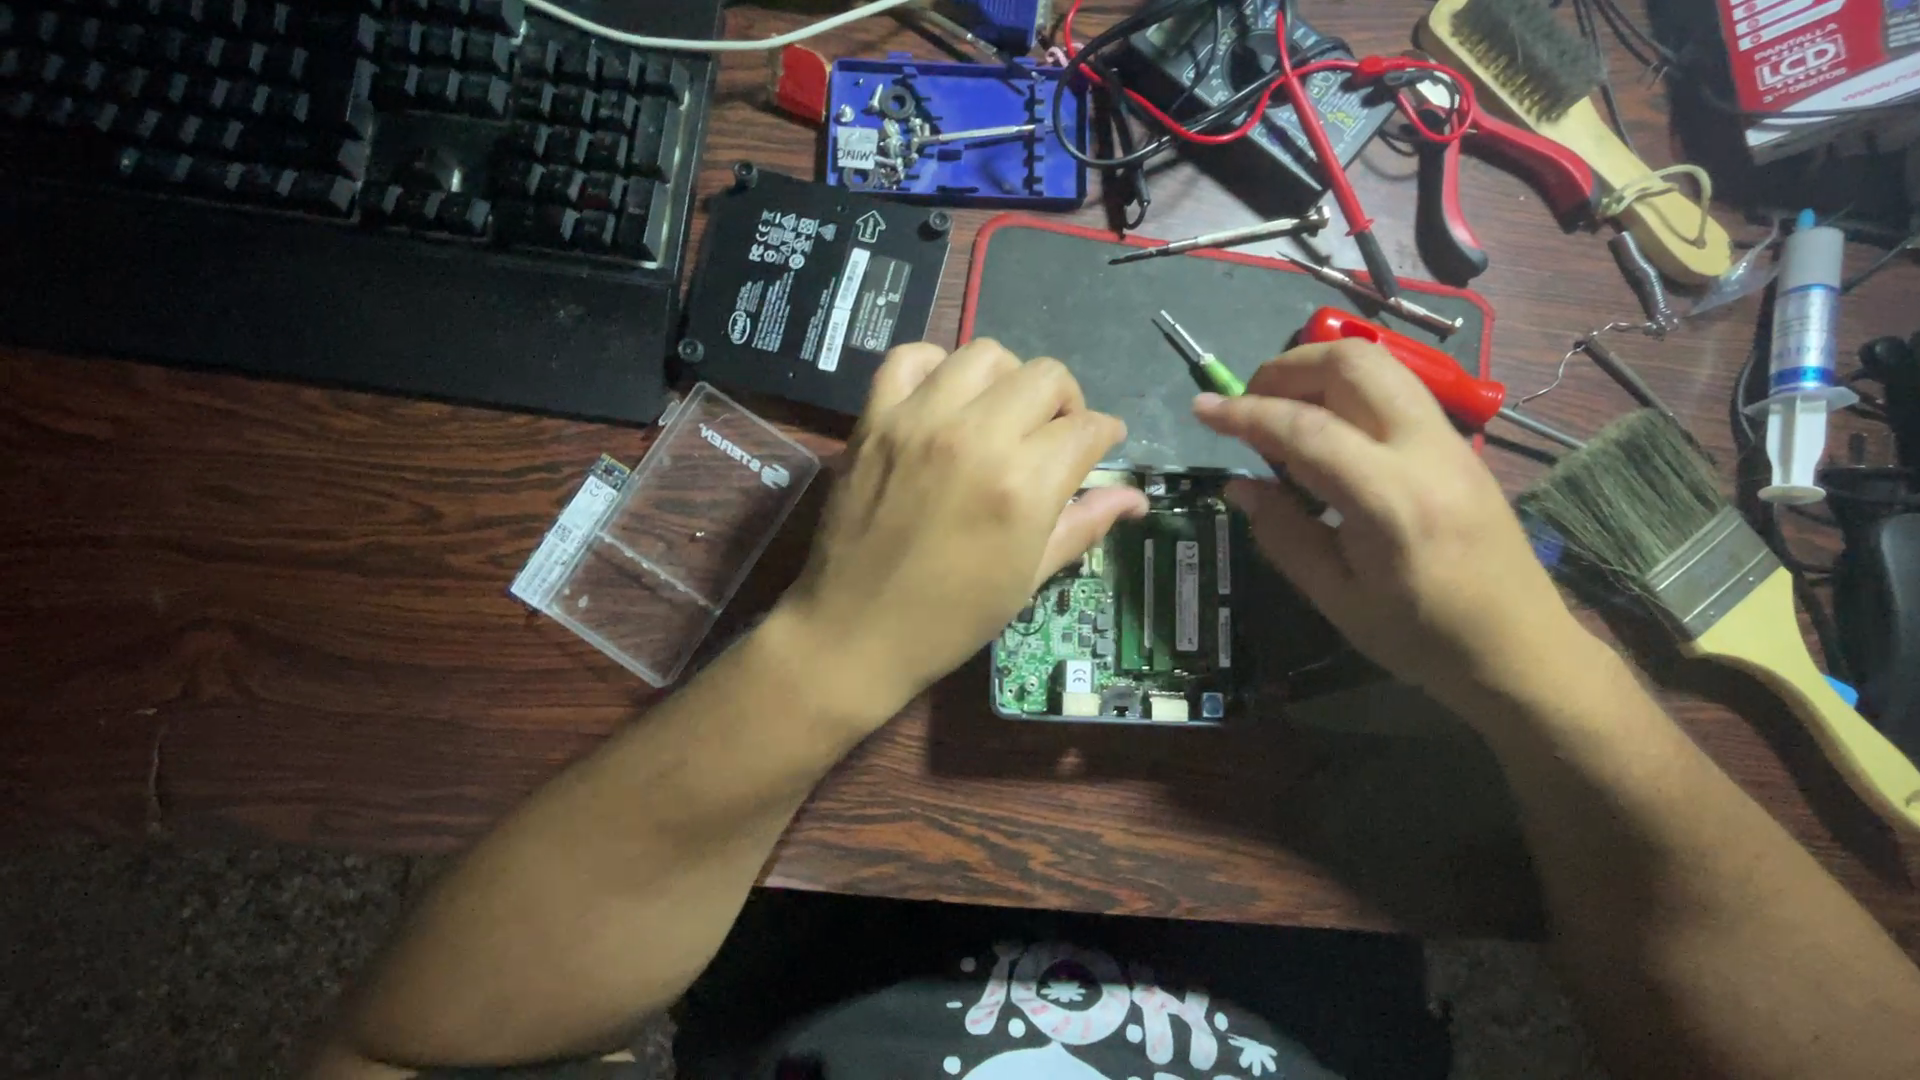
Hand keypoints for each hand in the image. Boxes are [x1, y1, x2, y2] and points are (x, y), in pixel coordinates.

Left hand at [776, 340, 1147, 722]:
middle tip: (1052, 436)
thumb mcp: (1028, 578)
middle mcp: (977, 438)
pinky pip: (910, 358)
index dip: (1104, 436)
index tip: (1100, 447)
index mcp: (1023, 486)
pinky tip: (943, 399)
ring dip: (1008, 380)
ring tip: (1000, 414)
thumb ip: (1085, 525)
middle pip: (1047, 377)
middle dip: (1065, 403)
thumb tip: (1136, 497)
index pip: (1087, 428)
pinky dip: (935, 366)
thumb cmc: (950, 619)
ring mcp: (919, 422)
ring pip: (986, 355)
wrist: (854, 632)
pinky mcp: (874, 420)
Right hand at [1192, 340, 1591, 709]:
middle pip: (1352, 364)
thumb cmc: (1421, 638)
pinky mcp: (1457, 444)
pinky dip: (1345, 390)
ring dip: (1317, 371)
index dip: (1245, 414)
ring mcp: (1450, 441)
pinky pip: (1394, 390)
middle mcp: (1426, 452)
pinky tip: (1321, 431)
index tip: (1201, 410)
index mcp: (1391, 502)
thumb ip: (1283, 534)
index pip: (1306, 429)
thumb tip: (1238, 485)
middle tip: (1246, 406)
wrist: (1520, 650)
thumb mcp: (1336, 598)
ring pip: (1379, 364)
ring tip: (1278, 411)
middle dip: (1286, 369)